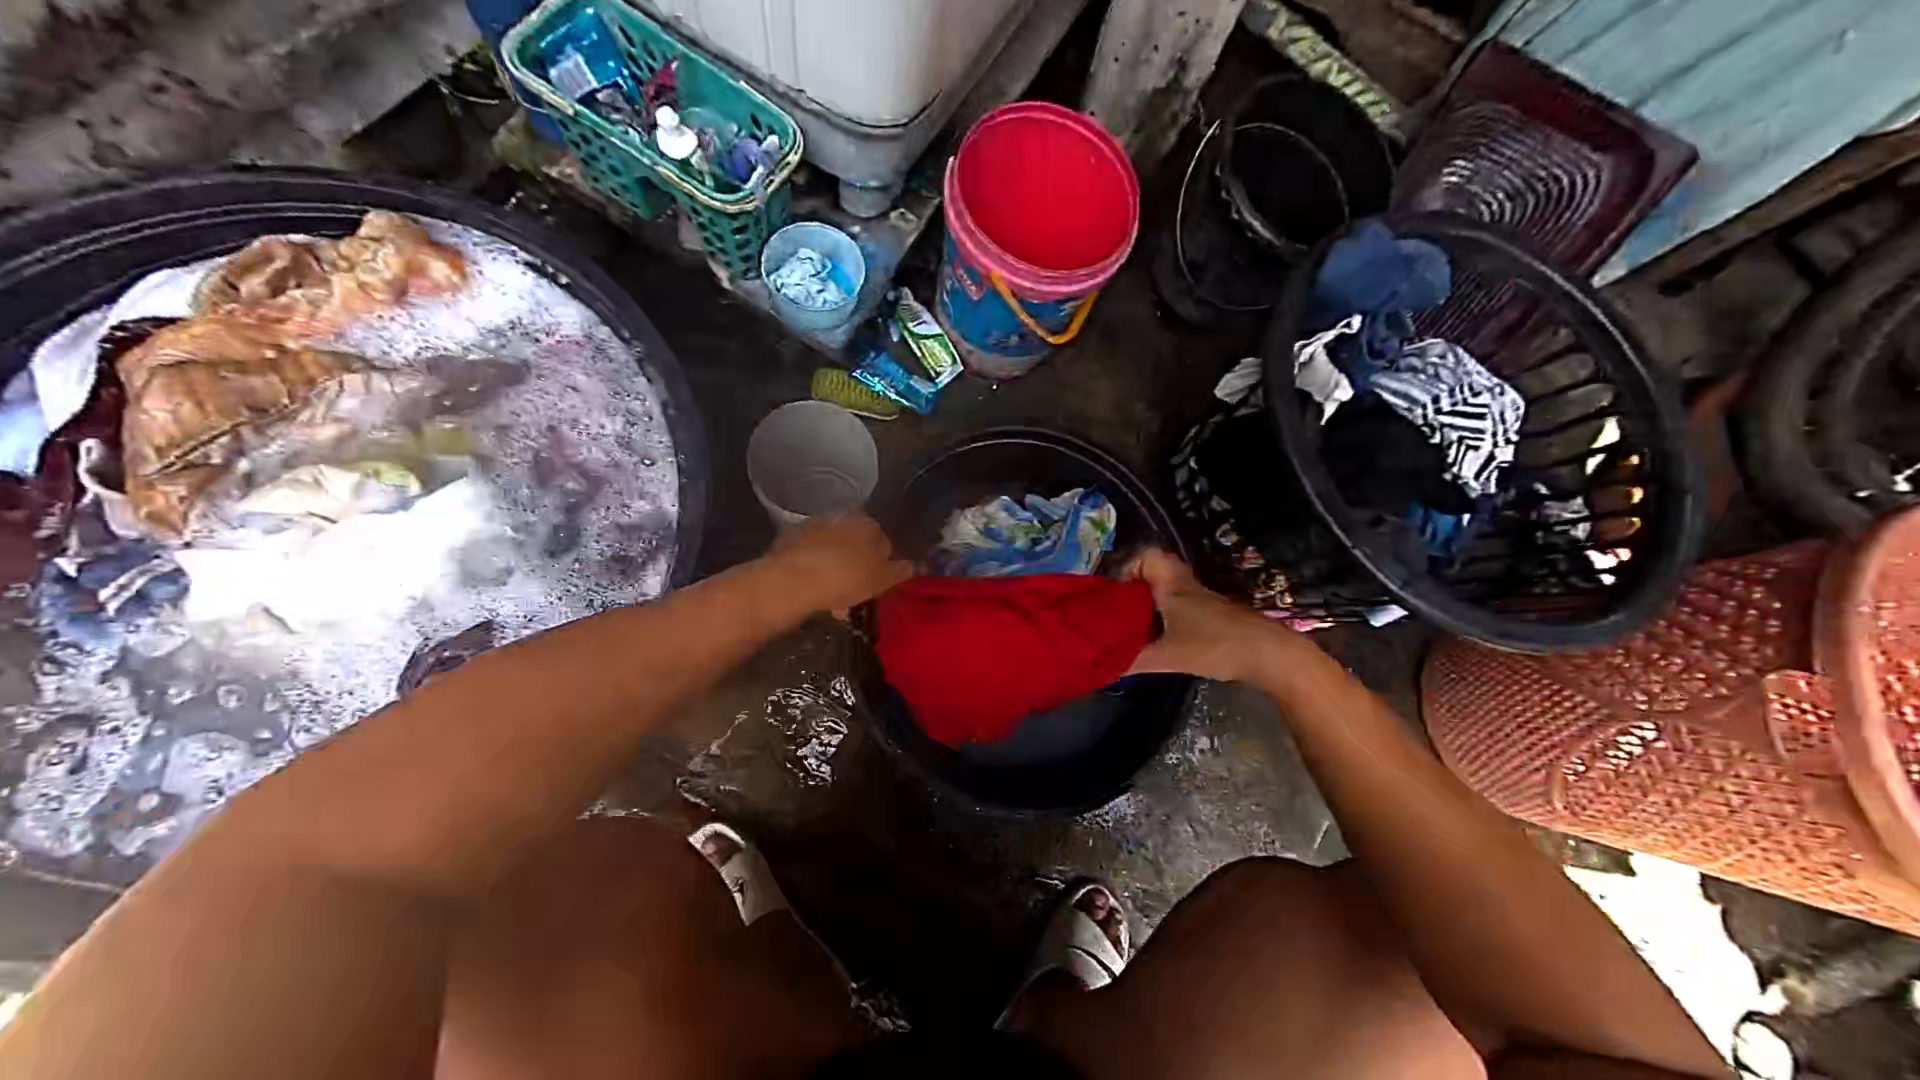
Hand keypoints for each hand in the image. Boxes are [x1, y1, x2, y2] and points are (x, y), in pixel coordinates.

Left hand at [767, 513, 911, 615]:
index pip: (883, 539)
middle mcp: (839, 517)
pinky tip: (814, 593)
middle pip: (855, 543)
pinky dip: (814, 572)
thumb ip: (899, 571)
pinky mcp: (788, 542)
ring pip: (832, 551)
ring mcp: (811, 527)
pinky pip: (810, 559)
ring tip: (835, 599)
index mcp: (867, 522)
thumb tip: (911, 565)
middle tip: (858, 591)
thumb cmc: (845, 578)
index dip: (883, 562)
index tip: (879, 583)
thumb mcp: (881, 580)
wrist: (791, 582)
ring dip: (835, 570)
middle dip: (857, 565)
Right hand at [1126, 548, 1305, 682]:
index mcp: (1172, 585)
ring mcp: (1202, 599)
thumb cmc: (1216, 646)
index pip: (1146, 556)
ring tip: (1131, 626)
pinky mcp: (1213, 615)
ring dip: (1148, 602)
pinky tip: (1158, 637)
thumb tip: (1102, 666)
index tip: (1112, 592)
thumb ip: (1133, 661)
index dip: (1126, 566)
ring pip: (1166, 589)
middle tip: (1115, 611)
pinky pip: (1179, 604)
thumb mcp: (1168, 657)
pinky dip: (1164, 615)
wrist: (1271, 655)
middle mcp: (1186, 585)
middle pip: (1153, 572)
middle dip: (1132, 587)